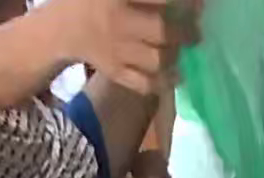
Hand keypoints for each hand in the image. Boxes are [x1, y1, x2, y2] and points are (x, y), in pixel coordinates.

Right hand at [40, 0, 199, 93]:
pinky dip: (165, 81)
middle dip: (186, 32)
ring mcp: (117, 52)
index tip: (199, 4)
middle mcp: (117, 22)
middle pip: (162, 32)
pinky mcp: (117, 74)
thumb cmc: (94, 0)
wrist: (63, 28)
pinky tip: (175, 73)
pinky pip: (148, 84)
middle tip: (196, 31)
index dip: (184, 2)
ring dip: (176, 57)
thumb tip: (180, 1)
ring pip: (158, 61)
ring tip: (181, 50)